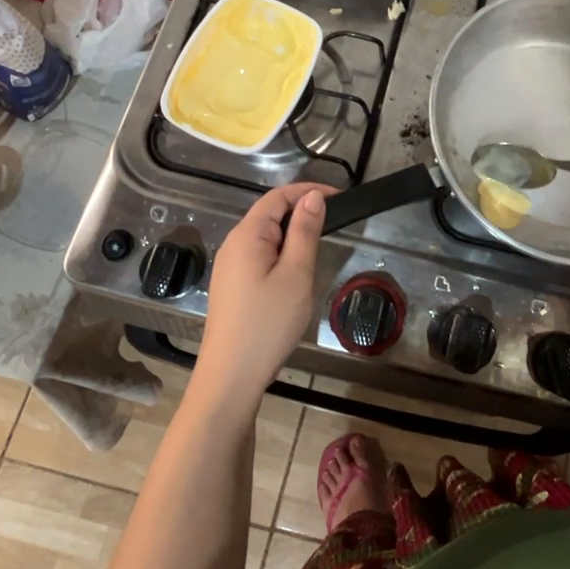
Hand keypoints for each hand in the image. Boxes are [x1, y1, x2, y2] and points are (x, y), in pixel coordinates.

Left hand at [196, 182, 335, 403]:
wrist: (231, 377)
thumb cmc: (267, 324)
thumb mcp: (295, 274)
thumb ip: (305, 232)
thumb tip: (314, 198)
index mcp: (247, 235)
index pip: (278, 197)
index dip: (308, 191)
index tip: (340, 198)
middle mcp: (233, 244)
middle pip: (269, 214)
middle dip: (301, 211)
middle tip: (336, 223)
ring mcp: (229, 267)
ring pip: (265, 237)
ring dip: (292, 234)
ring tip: (320, 246)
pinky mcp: (232, 287)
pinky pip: (259, 256)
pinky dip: (281, 254)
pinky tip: (296, 273)